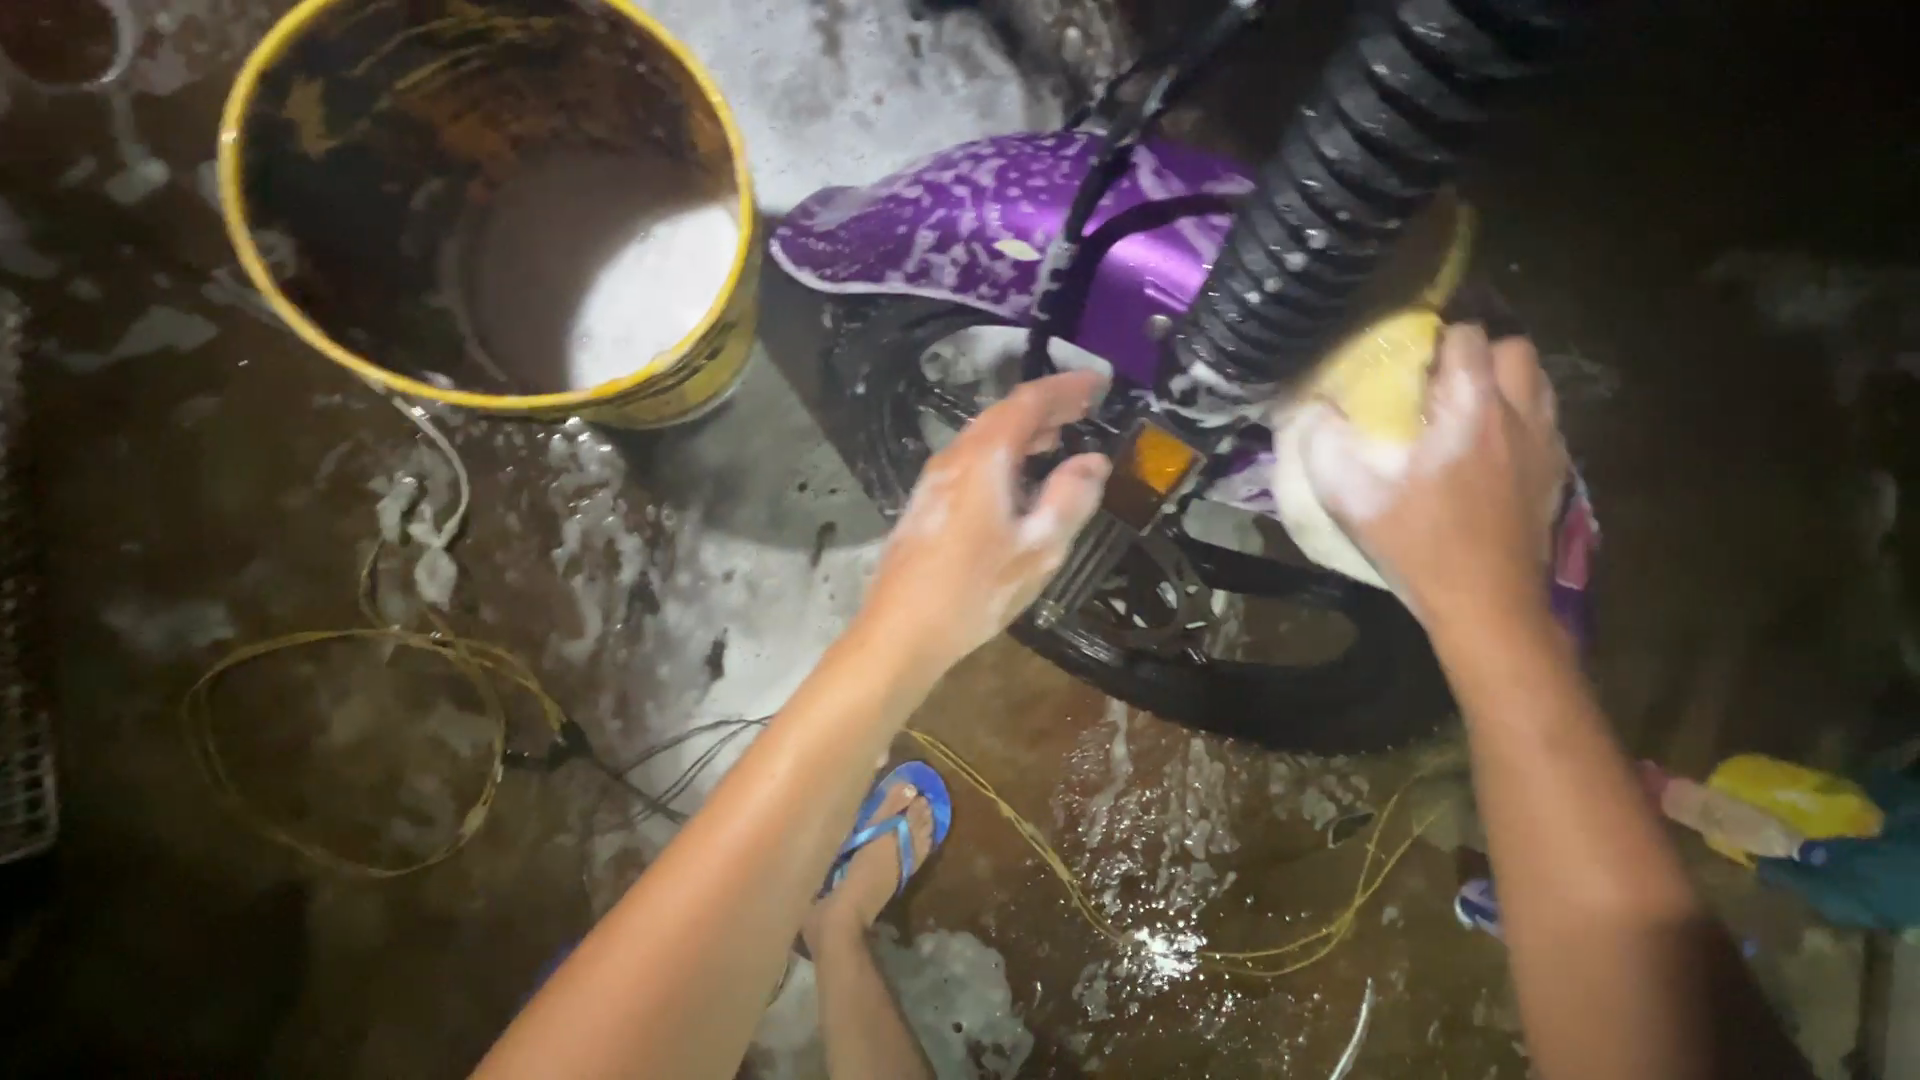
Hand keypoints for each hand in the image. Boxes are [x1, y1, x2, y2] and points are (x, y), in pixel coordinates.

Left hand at [856, 371, 1111, 673]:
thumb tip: (1092, 462)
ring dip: (1022, 431)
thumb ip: (1069, 499)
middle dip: (1045, 406)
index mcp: (983, 460)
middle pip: (1001, 416)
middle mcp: (953, 459)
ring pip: (983, 439)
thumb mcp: (1037, 551)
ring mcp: (934, 482)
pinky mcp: (926, 505)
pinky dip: (1002, 455)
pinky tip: (1016, 480)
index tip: (1097, 382)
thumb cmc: (973, 593)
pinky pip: (971, 461)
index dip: (1064, 387)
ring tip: (1057, 436)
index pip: (1027, 402)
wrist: (899, 632)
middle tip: (1083, 407)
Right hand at [1295, 324, 1568, 629]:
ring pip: (1539, 382)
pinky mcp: (1557, 473)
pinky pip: (1548, 420)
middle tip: (1442, 382)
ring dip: (1506, 382)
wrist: (1486, 603)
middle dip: (1480, 354)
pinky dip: (1523, 418)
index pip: (1469, 339)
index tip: (1411, 363)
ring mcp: (1546, 445)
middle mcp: (1518, 416)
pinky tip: (1493, 447)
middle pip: (1515, 349)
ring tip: (1469, 408)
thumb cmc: (1419, 546)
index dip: (1438, 341)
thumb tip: (1316, 411)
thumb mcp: (1353, 501)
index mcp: (1471, 410)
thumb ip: (1327, 448)